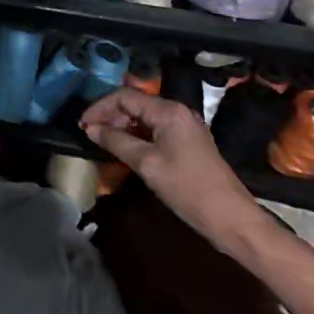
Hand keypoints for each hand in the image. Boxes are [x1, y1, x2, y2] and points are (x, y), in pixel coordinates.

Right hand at [80, 89, 265, 247]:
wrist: (230, 217)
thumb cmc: (187, 188)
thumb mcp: (147, 165)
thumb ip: (117, 142)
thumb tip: (91, 129)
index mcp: (168, 110)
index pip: (126, 96)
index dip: (101, 107)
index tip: (82, 125)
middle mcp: (177, 111)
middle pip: (136, 104)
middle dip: (111, 116)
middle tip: (90, 135)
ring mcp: (184, 126)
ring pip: (145, 118)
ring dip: (123, 127)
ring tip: (103, 143)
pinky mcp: (187, 142)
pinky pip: (156, 130)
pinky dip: (137, 136)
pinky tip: (125, 149)